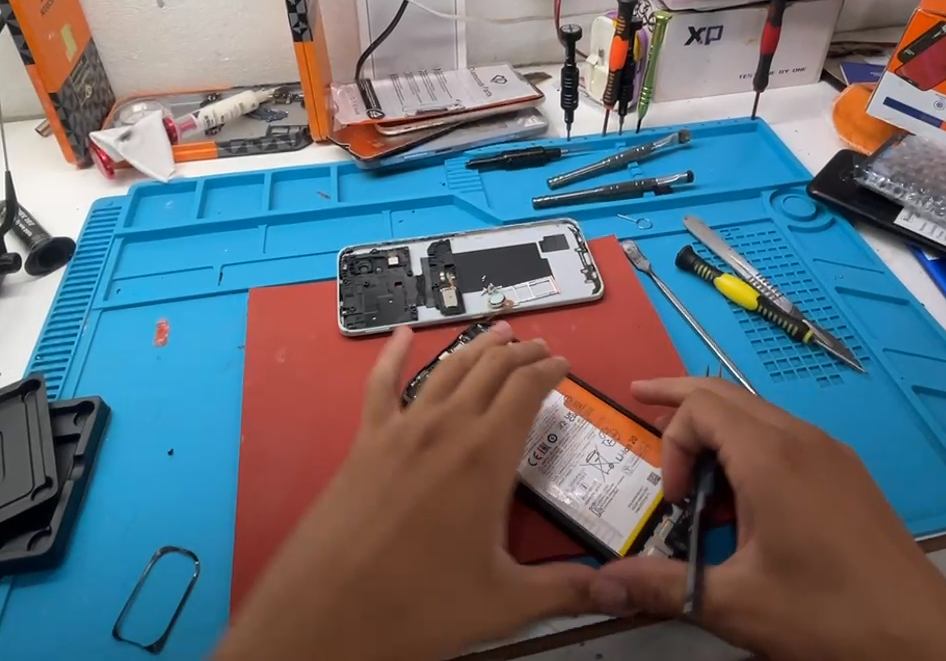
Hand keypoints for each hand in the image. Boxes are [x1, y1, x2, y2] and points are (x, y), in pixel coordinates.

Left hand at [216, 323, 599, 660]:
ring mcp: (404, 427)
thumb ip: (565, 590)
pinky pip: (381, 384)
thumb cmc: (420, 604)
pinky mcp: (367, 438)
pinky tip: (399, 334)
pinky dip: (391, 354)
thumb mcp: (503, 602)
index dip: (549, 370)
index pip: (527, 389)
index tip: (564, 365)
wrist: (328, 612)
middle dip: (521, 352)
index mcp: (486, 454)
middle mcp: (448, 426)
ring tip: (498, 332)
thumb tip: (617, 588)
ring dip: (477, 346)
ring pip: (448, 368)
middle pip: (491, 368)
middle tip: (539, 346)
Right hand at [591, 378, 945, 660]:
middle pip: (724, 391)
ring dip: (716, 422)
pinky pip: (784, 433)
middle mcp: (800, 437)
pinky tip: (745, 490)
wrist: (929, 649)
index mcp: (770, 455)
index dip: (672, 443)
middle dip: (678, 393)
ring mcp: (829, 451)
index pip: (699, 407)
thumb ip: (663, 586)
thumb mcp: (738, 605)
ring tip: (692, 460)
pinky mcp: (848, 472)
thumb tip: (602, 585)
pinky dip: (748, 440)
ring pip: (756, 410)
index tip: (675, 502)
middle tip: (640, 396)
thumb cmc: (829, 618)